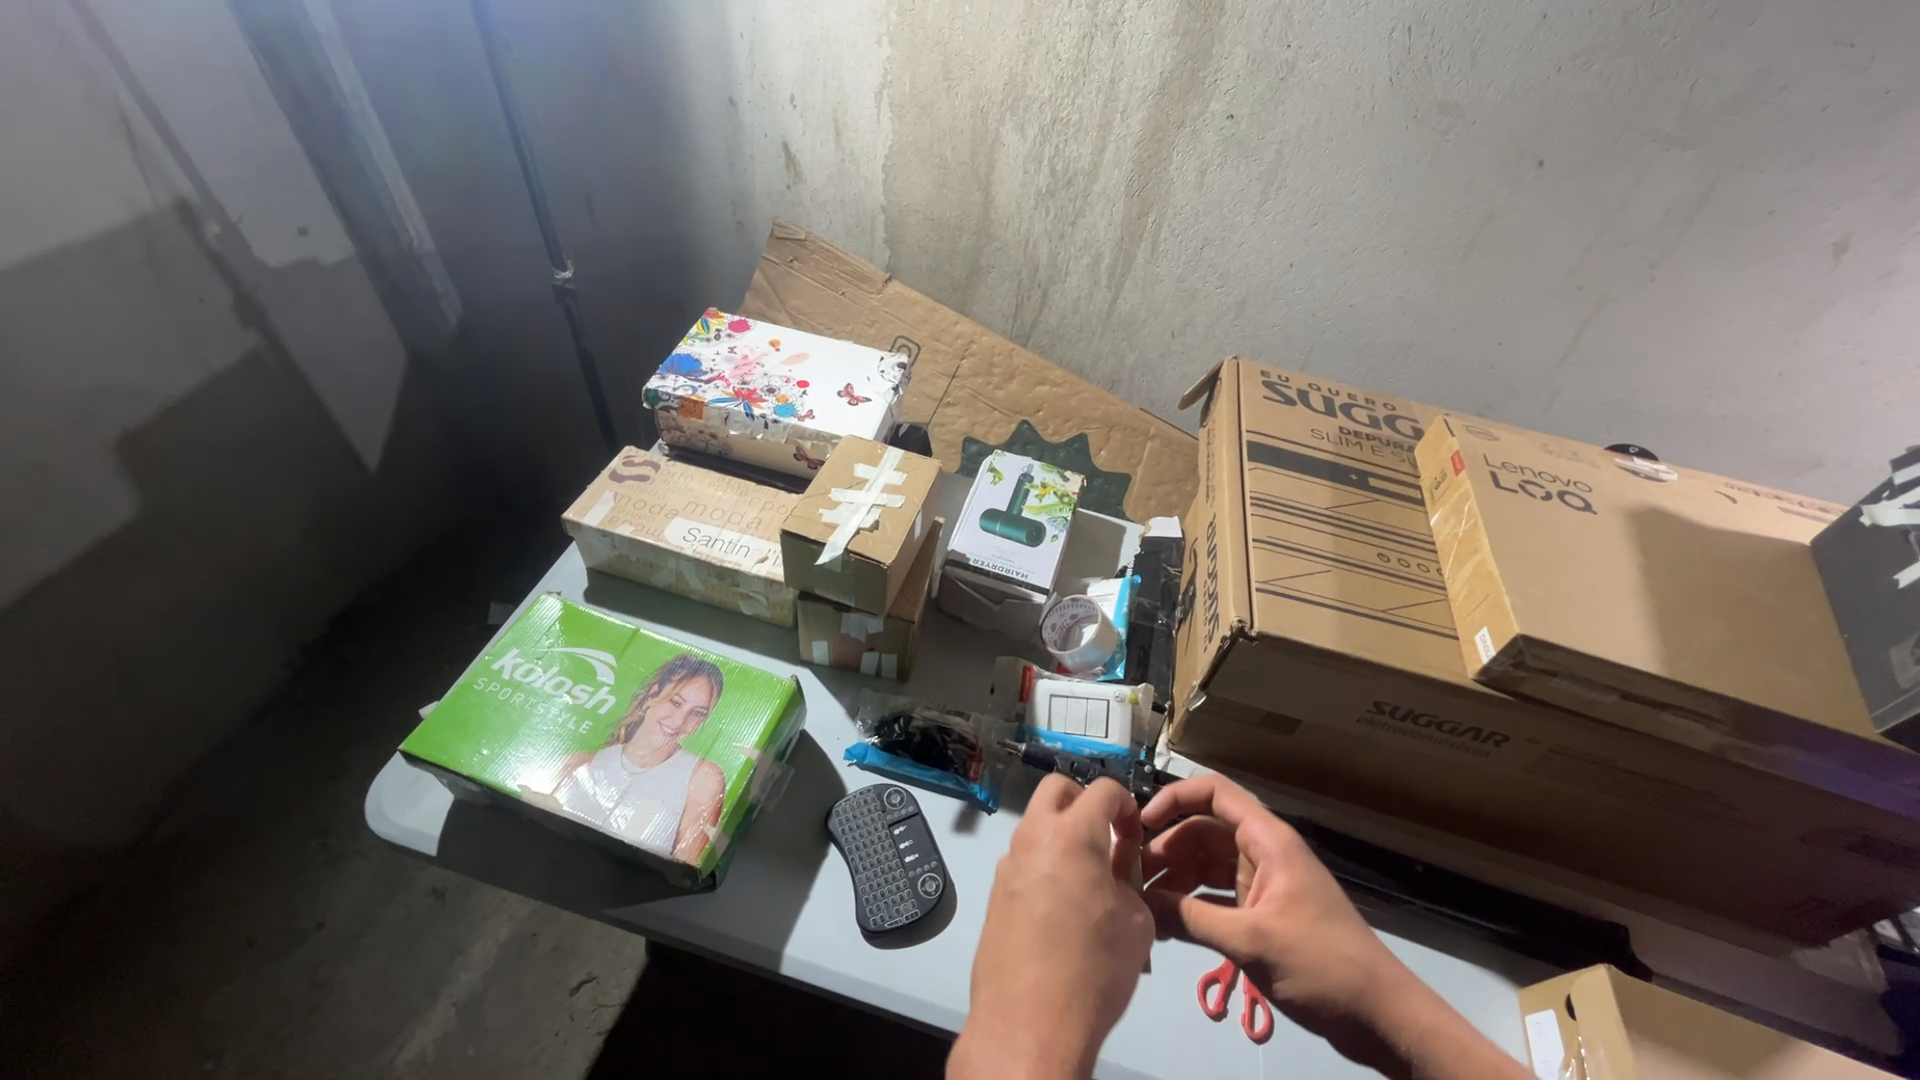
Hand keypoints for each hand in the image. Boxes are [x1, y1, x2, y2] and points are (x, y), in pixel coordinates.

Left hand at [949, 776, 1153, 1079]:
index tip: (1135, 834)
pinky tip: (1061, 908)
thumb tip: (1117, 869)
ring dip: (1062, 833)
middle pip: (1056, 787)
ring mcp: (1008, 863)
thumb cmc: (1094, 970)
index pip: (1103, 788)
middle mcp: (1034, 837)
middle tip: (1105, 836)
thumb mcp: (1135, 921)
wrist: (1029, 1023)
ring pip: (1036, 824)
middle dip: (1084, 800)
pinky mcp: (995, 892)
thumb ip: (1128, 879)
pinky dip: (1044, 864)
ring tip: (1086, 880)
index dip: (1127, 804)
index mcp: (1073, 834)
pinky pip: (1023, 859)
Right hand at [1141, 774, 1400, 1045]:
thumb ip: (1191, 919)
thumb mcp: (1250, 941)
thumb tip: (1141, 905)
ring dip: (1176, 879)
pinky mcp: (1264, 913)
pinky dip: (1192, 905)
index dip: (1174, 798)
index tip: (1140, 824)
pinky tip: (1167, 926)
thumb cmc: (1321, 966)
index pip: (1214, 793)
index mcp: (1268, 841)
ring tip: (1143, 906)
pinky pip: (1216, 895)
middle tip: (1132, 878)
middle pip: (1203, 830)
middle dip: (1166, 848)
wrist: (1381, 1018)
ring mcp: (1264, 883)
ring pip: (1206, 864)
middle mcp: (1264, 852)